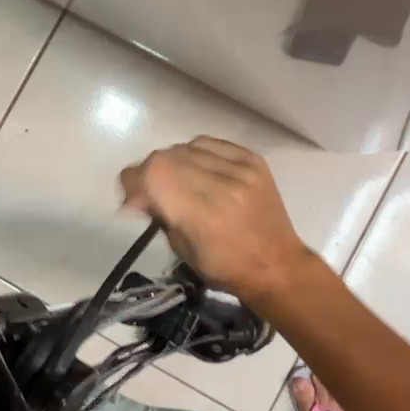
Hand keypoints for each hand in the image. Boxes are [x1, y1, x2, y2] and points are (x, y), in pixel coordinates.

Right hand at [118, 136, 316, 301]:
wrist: (276, 264)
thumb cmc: (226, 268)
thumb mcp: (182, 249)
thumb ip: (160, 215)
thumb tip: (137, 193)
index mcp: (204, 216)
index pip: (153, 176)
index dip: (133, 182)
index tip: (133, 200)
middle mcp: (224, 186)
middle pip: (166, 158)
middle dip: (149, 173)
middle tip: (150, 192)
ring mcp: (242, 169)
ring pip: (186, 147)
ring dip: (171, 162)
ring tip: (176, 181)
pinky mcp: (253, 160)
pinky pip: (210, 143)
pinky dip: (194, 152)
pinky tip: (196, 168)